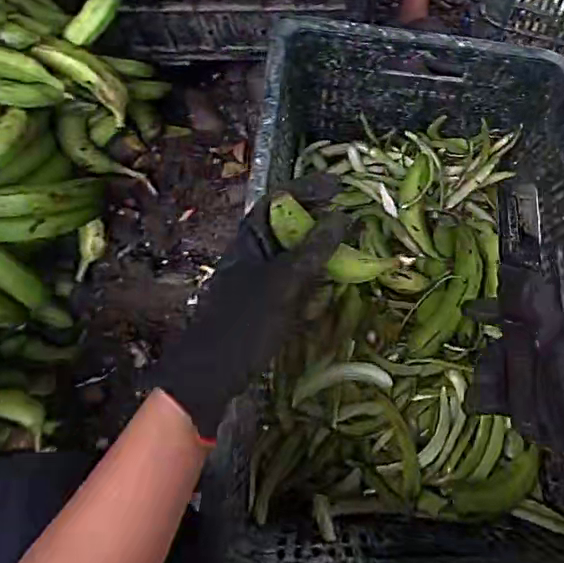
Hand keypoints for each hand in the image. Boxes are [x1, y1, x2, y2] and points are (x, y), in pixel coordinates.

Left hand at [150, 178, 350, 439]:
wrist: (211, 375)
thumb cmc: (245, 321)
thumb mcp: (284, 281)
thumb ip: (314, 249)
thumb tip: (343, 218)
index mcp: (251, 238)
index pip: (280, 199)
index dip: (310, 189)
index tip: (340, 187)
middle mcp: (257, 252)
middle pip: (292, 226)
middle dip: (322, 221)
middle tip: (352, 220)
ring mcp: (263, 278)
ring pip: (299, 255)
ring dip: (323, 252)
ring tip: (349, 251)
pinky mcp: (271, 303)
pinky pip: (299, 283)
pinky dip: (316, 282)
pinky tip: (330, 290)